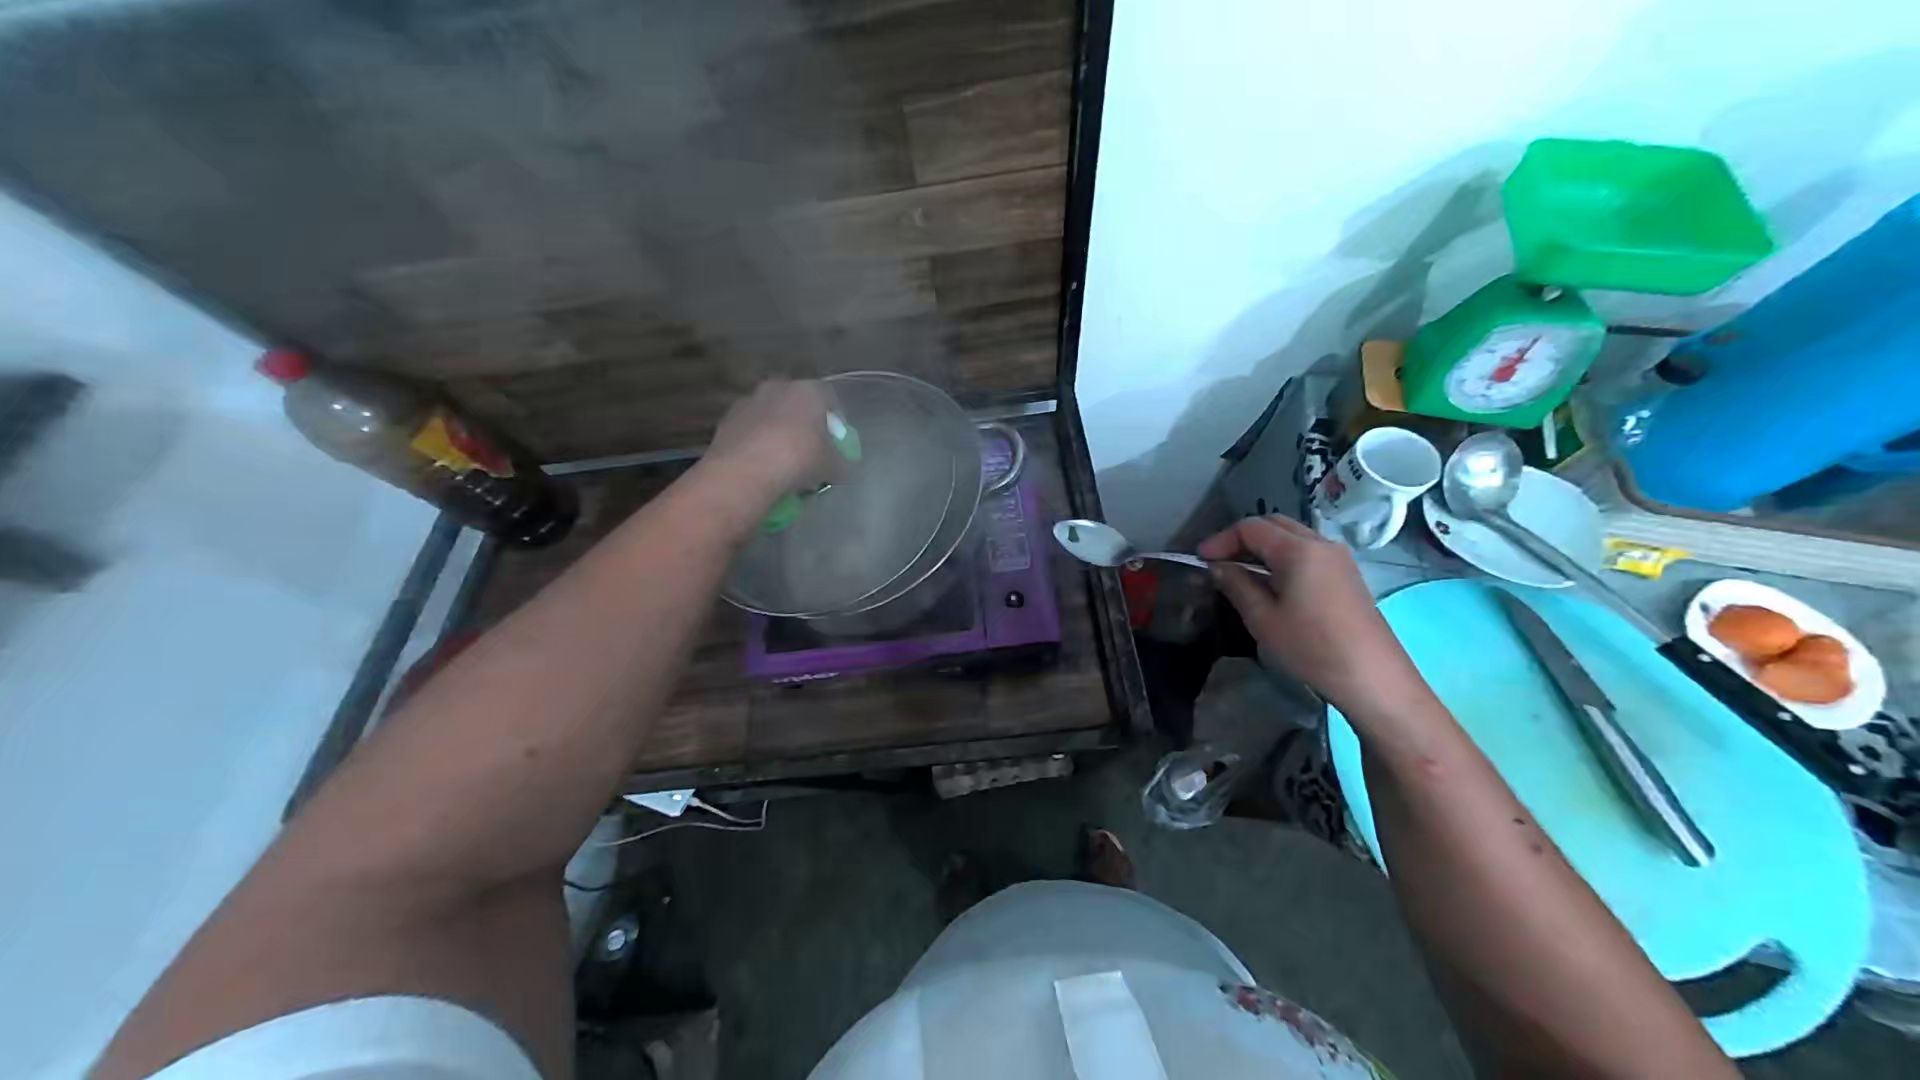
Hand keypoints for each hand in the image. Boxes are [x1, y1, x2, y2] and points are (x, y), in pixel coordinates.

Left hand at [700, 379, 836, 502]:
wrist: (743, 472)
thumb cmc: (798, 460)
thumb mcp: (832, 466)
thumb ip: (840, 461)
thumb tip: (840, 465)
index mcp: (807, 390)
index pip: (829, 397)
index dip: (836, 419)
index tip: (837, 441)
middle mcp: (777, 387)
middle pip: (797, 404)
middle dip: (805, 424)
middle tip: (811, 449)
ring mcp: (747, 402)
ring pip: (771, 416)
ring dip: (778, 433)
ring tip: (784, 462)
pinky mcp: (725, 422)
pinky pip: (750, 432)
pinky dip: (757, 444)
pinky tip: (761, 466)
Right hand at [1198, 515, 1425, 713]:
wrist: (1372, 676)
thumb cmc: (1312, 647)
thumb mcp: (1263, 619)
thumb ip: (1237, 585)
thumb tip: (1218, 567)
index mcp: (1299, 549)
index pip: (1251, 527)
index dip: (1221, 540)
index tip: (1200, 560)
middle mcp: (1321, 543)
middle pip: (1274, 524)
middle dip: (1241, 538)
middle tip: (1218, 561)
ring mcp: (1338, 558)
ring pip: (1292, 536)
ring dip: (1262, 546)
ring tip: (1239, 571)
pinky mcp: (1346, 574)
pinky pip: (1307, 551)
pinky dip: (1282, 556)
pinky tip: (1270, 581)